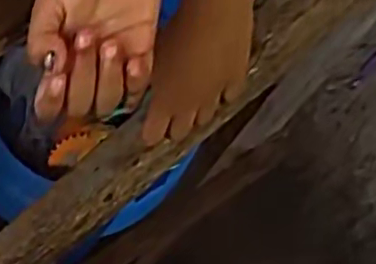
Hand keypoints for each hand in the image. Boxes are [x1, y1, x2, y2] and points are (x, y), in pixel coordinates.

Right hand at [30, 0, 163, 120]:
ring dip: (108, 79)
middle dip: (82, 78)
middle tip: (87, 36)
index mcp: (55, 70)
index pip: (47, 110)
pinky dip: (135, 81)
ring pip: (107, 104)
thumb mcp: (48, 5)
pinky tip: (133, 60)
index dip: (51, 103)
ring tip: (110, 44)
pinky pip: (137, 89)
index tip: (57, 77)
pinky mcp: (140, 57)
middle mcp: (81, 79)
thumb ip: (40, 39)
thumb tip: (51, 66)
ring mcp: (111, 71)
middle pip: (78, 110)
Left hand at [140, 0, 251, 144]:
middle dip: (174, 127)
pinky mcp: (236, 78)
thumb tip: (139, 98)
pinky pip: (229, 98)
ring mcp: (213, 95)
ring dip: (198, 113)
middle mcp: (187, 108)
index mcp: (163, 105)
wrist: (215, 6)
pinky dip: (223, 95)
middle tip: (173, 113)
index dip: (151, 133)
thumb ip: (147, 86)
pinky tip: (218, 84)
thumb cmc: (176, 28)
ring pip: (204, 120)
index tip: (151, 125)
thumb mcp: (152, 61)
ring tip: (196, 98)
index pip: (153, 137)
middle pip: (179, 134)